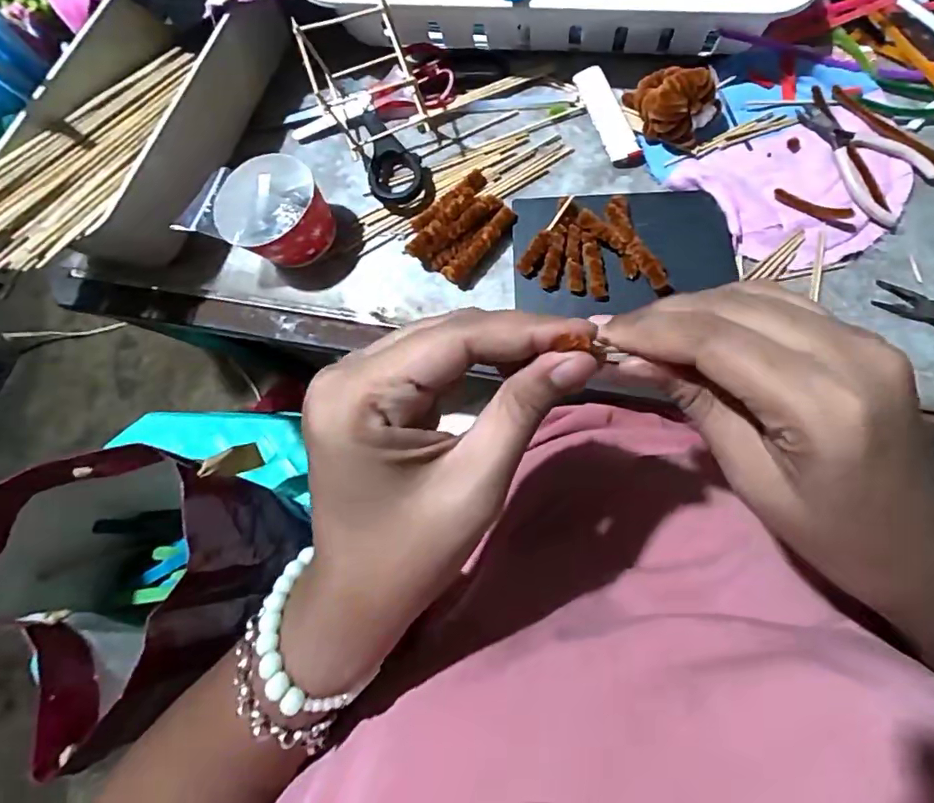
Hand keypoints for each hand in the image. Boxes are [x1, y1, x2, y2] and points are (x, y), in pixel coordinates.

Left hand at [280, 309, 600, 695]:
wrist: (358, 602)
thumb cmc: (413, 555)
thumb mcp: (476, 482)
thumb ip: (523, 407)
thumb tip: (580, 356)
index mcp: (358, 393)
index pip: (456, 338)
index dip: (526, 330)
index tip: (585, 333)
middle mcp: (347, 371)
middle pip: (448, 332)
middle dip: (519, 334)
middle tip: (580, 342)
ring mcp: (354, 377)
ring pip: (444, 339)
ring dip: (504, 342)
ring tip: (559, 348)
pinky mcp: (368, 389)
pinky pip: (434, 359)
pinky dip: (481, 358)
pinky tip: (518, 360)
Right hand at [599, 283, 933, 617]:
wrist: (923, 548)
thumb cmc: (834, 537)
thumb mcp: (754, 480)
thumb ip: (699, 404)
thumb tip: (634, 357)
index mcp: (823, 402)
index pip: (720, 340)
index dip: (656, 329)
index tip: (607, 332)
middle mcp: (850, 352)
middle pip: (738, 305)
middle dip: (671, 312)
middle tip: (622, 329)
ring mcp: (865, 337)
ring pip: (761, 293)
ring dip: (701, 304)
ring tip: (656, 327)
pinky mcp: (866, 336)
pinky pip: (788, 304)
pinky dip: (738, 308)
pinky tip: (706, 324)